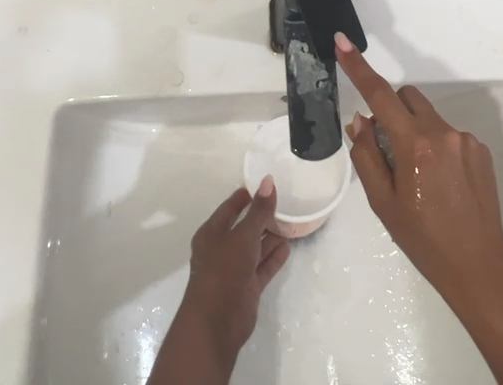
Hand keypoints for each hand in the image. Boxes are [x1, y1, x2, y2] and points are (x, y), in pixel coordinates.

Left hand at [147, 180, 290, 384]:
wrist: (216, 323)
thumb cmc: (224, 270)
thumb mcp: (243, 235)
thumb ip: (258, 211)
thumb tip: (268, 181)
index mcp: (212, 234)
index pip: (230, 208)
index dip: (245, 196)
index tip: (264, 185)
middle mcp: (221, 250)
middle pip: (244, 228)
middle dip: (261, 217)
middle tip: (285, 203)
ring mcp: (234, 270)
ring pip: (254, 248)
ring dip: (270, 237)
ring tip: (290, 223)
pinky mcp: (246, 288)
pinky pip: (262, 267)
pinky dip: (273, 257)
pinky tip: (287, 247)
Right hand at [336, 33, 502, 384]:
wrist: (478, 263)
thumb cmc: (423, 238)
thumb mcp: (383, 202)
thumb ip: (367, 155)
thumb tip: (360, 120)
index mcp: (414, 144)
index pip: (380, 95)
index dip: (358, 67)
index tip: (342, 43)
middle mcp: (442, 132)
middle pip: (407, 98)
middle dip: (391, 111)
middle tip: (386, 150)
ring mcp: (465, 139)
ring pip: (428, 117)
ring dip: (415, 131)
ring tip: (417, 177)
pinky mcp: (480, 150)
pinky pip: (448, 134)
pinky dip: (436, 146)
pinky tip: (440, 184)